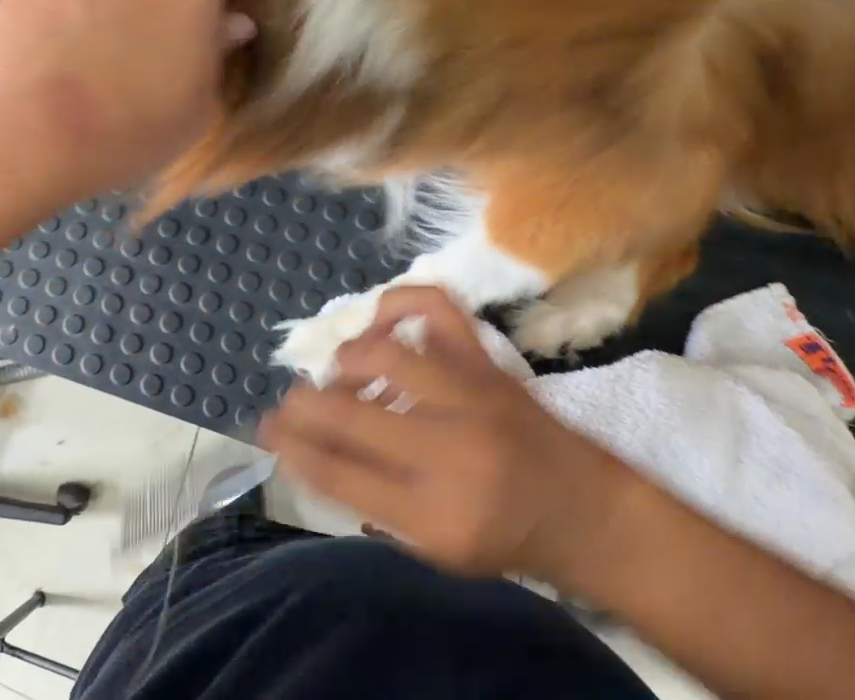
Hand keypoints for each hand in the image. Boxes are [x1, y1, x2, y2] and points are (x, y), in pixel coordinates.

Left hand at [0, 0, 254, 199]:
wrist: (27, 137)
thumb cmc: (126, 135)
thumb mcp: (195, 116)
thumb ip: (215, 60)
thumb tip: (229, 26)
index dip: (190, 29)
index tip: (174, 64)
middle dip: (140, 15)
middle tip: (122, 70)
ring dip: (91, 16)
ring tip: (72, 72)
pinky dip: (46, 23)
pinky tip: (37, 66)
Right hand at [260, 287, 636, 583]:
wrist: (587, 509)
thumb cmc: (503, 536)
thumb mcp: (433, 549)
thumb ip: (368, 504)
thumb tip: (303, 452)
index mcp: (432, 516)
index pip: (335, 474)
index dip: (288, 448)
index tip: (266, 433)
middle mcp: (450, 454)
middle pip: (346, 416)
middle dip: (298, 407)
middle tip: (288, 405)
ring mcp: (471, 398)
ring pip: (380, 356)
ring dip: (343, 365)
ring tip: (342, 379)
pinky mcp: (486, 362)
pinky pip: (432, 307)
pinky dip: (395, 305)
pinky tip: (380, 327)